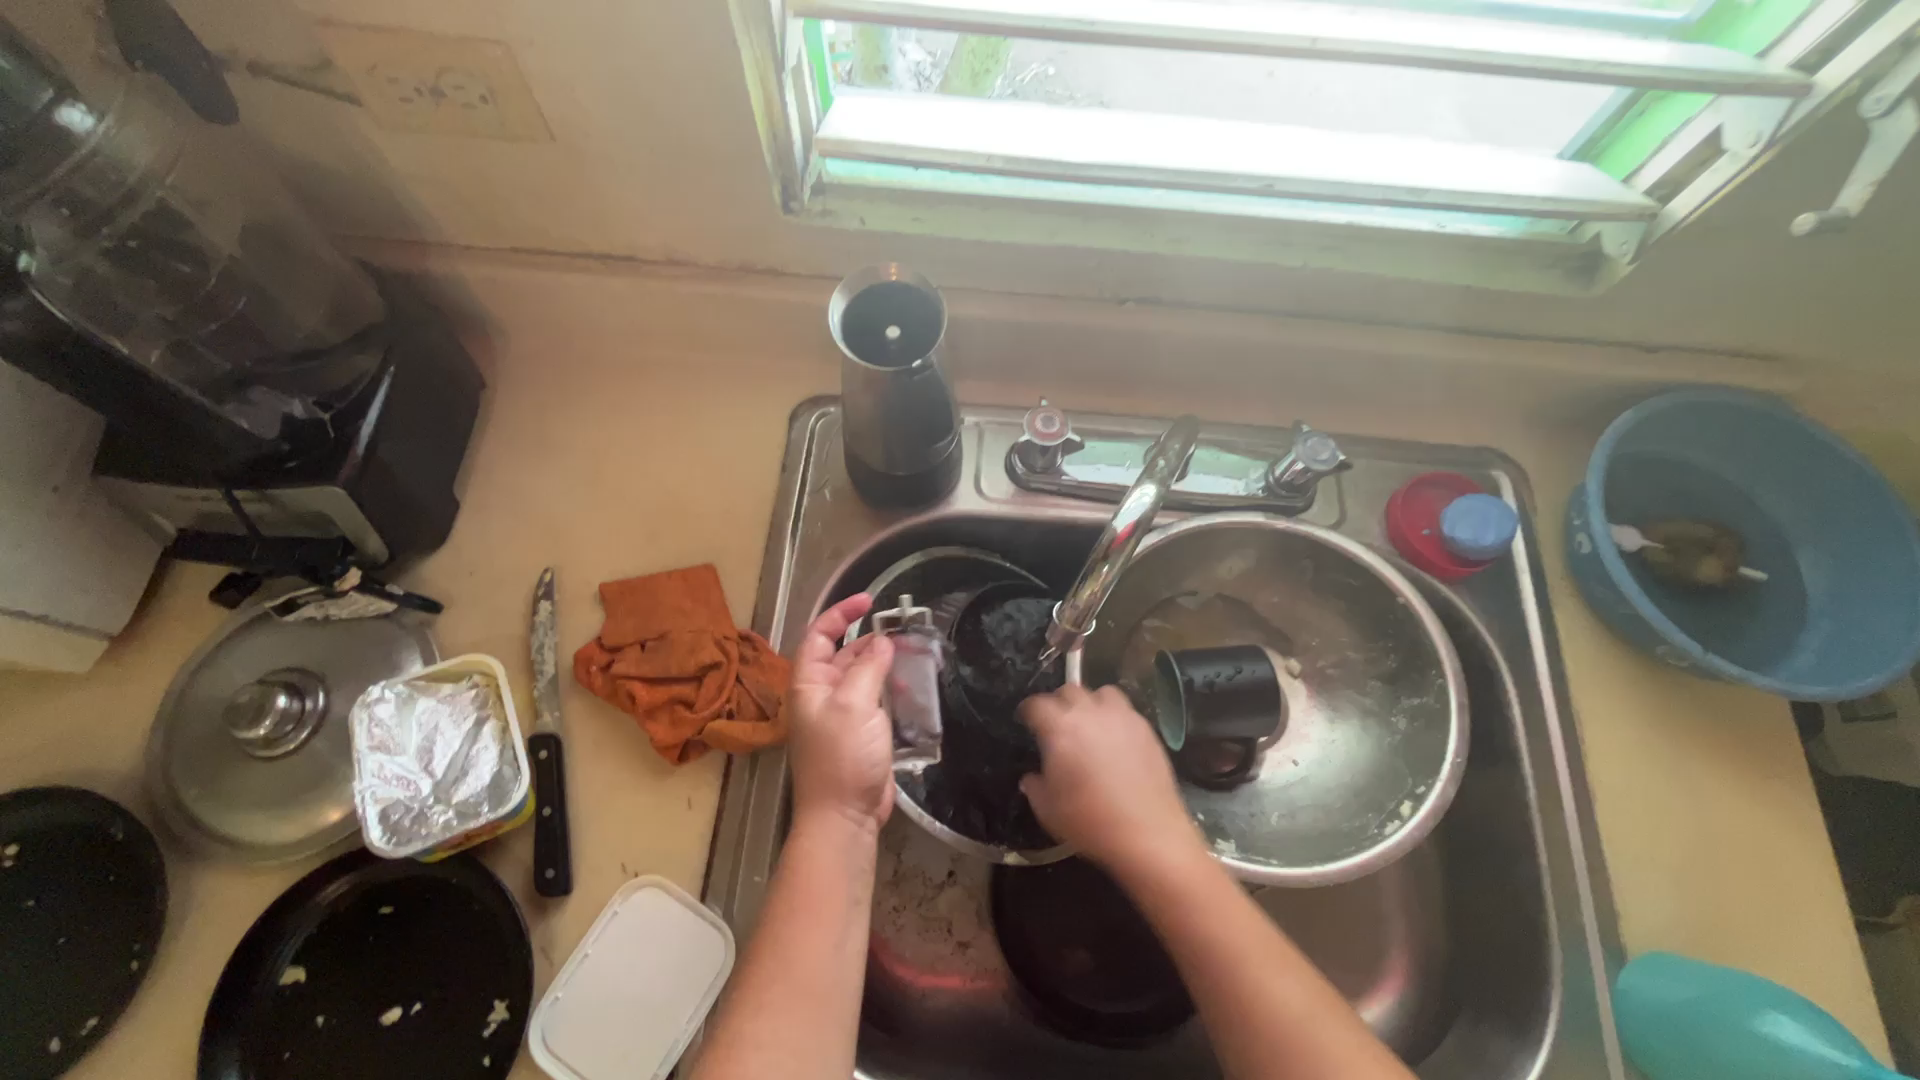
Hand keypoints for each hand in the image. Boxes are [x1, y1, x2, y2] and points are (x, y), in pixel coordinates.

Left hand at [788, 594, 895, 833]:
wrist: (844, 815)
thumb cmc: (841, 757)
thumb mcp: (854, 704)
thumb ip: (869, 668)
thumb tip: (883, 642)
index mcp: (808, 683)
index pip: (820, 635)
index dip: (841, 613)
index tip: (869, 600)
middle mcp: (822, 694)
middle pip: (843, 653)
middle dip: (869, 638)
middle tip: (902, 629)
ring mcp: (842, 714)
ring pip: (863, 676)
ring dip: (884, 662)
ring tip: (912, 652)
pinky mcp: (861, 732)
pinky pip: (876, 699)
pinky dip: (892, 687)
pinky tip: (912, 685)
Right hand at [1019, 684, 1201, 876]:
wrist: (1148, 834)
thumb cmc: (1090, 822)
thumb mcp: (1048, 810)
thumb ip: (1035, 787)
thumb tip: (1032, 777)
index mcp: (1060, 728)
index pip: (1037, 704)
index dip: (1028, 711)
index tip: (1026, 721)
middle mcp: (1090, 714)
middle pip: (1069, 691)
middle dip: (1058, 703)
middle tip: (1056, 724)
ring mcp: (1122, 718)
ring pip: (1102, 693)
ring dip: (1090, 703)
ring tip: (1089, 724)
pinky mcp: (1147, 729)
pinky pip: (1126, 710)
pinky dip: (1115, 717)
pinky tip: (1115, 740)